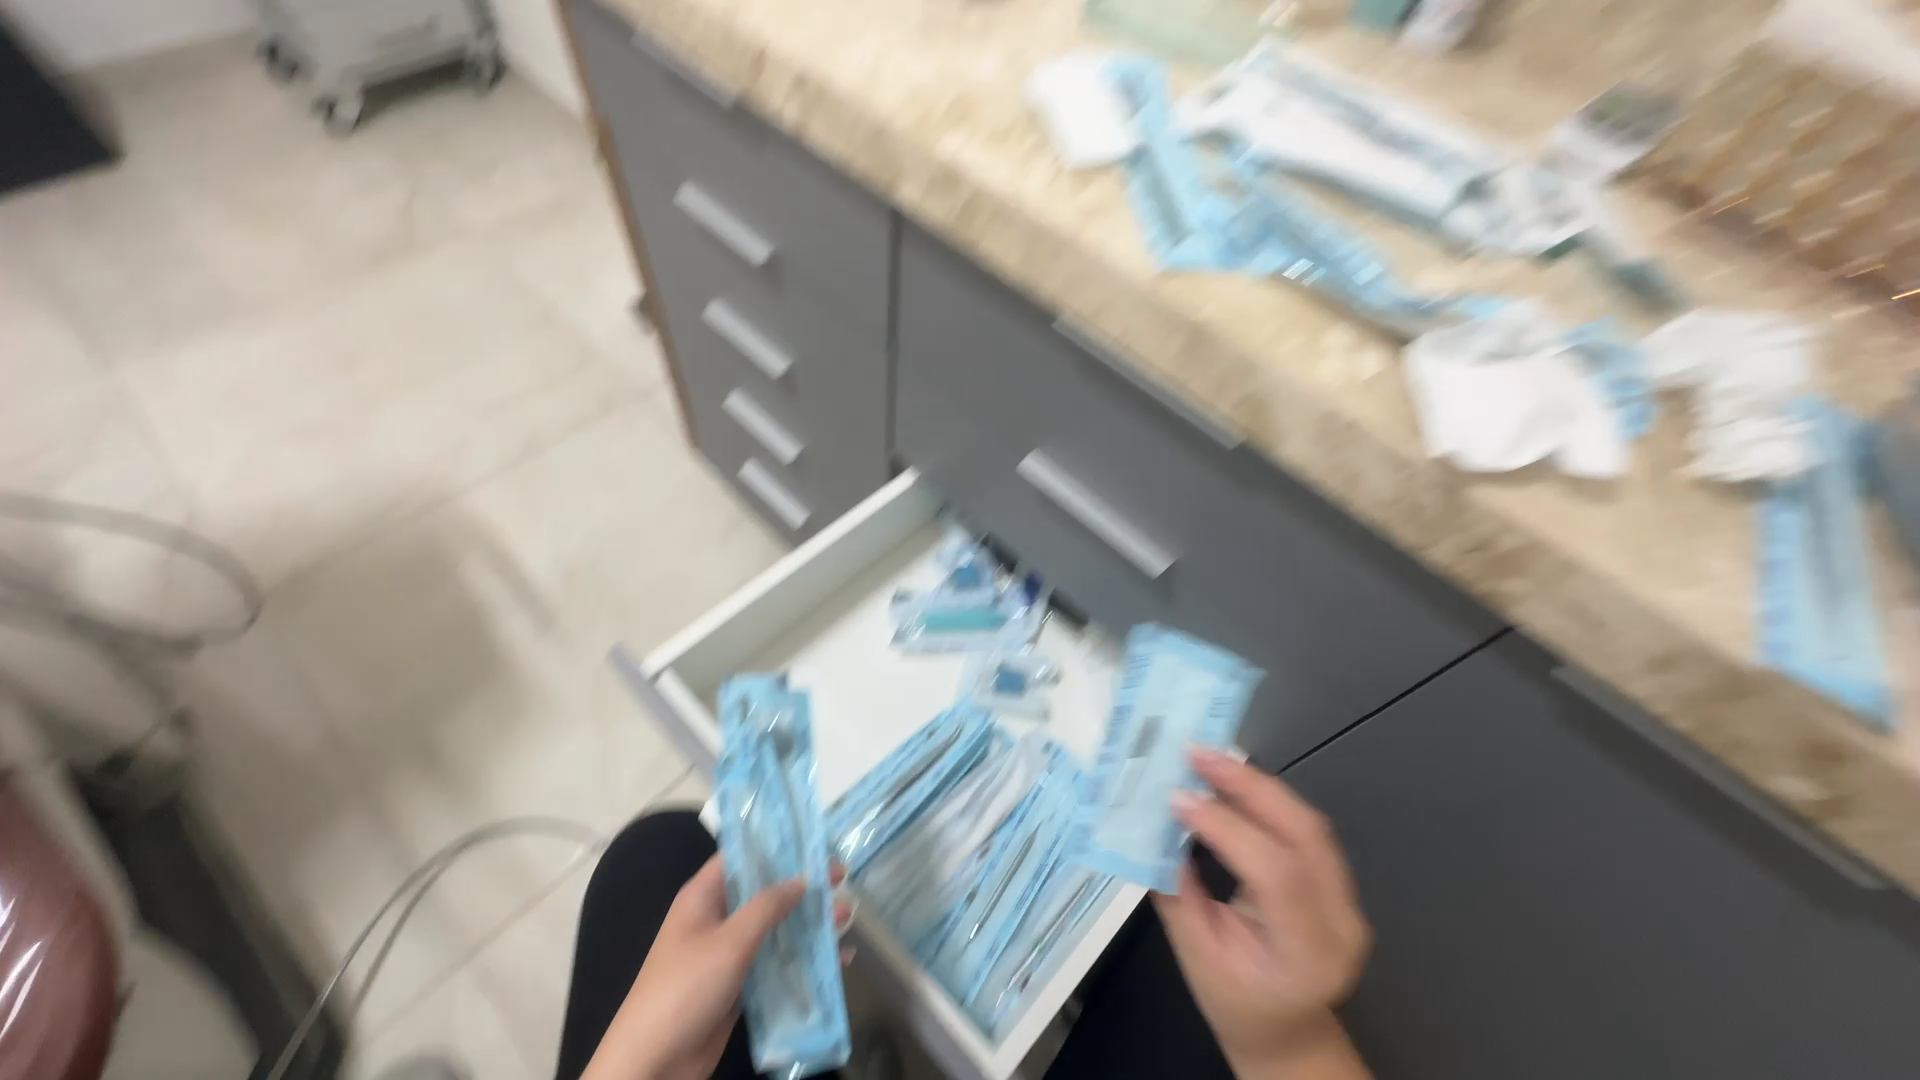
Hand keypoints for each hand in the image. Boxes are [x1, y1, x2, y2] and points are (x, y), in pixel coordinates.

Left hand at [583, 857, 852, 1079]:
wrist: (654, 1064)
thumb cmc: (685, 989)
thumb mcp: (729, 941)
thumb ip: (767, 906)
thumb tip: (802, 878)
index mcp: (704, 896)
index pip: (743, 857)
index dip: (777, 847)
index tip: (815, 842)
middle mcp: (718, 918)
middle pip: (766, 892)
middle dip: (804, 887)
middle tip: (842, 879)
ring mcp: (729, 953)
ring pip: (776, 928)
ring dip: (810, 924)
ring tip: (846, 920)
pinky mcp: (740, 984)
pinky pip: (777, 963)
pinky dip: (804, 959)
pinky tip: (836, 960)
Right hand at [1154, 750, 1371, 1079]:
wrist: (1287, 1034)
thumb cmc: (1235, 1004)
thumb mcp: (1196, 956)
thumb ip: (1177, 891)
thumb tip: (1156, 827)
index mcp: (1306, 954)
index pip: (1276, 874)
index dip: (1226, 827)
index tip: (1177, 798)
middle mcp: (1340, 923)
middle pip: (1304, 834)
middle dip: (1248, 785)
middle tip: (1198, 753)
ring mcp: (1348, 901)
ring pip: (1309, 823)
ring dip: (1257, 784)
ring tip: (1209, 758)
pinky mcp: (1339, 883)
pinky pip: (1305, 828)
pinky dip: (1267, 799)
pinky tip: (1232, 781)